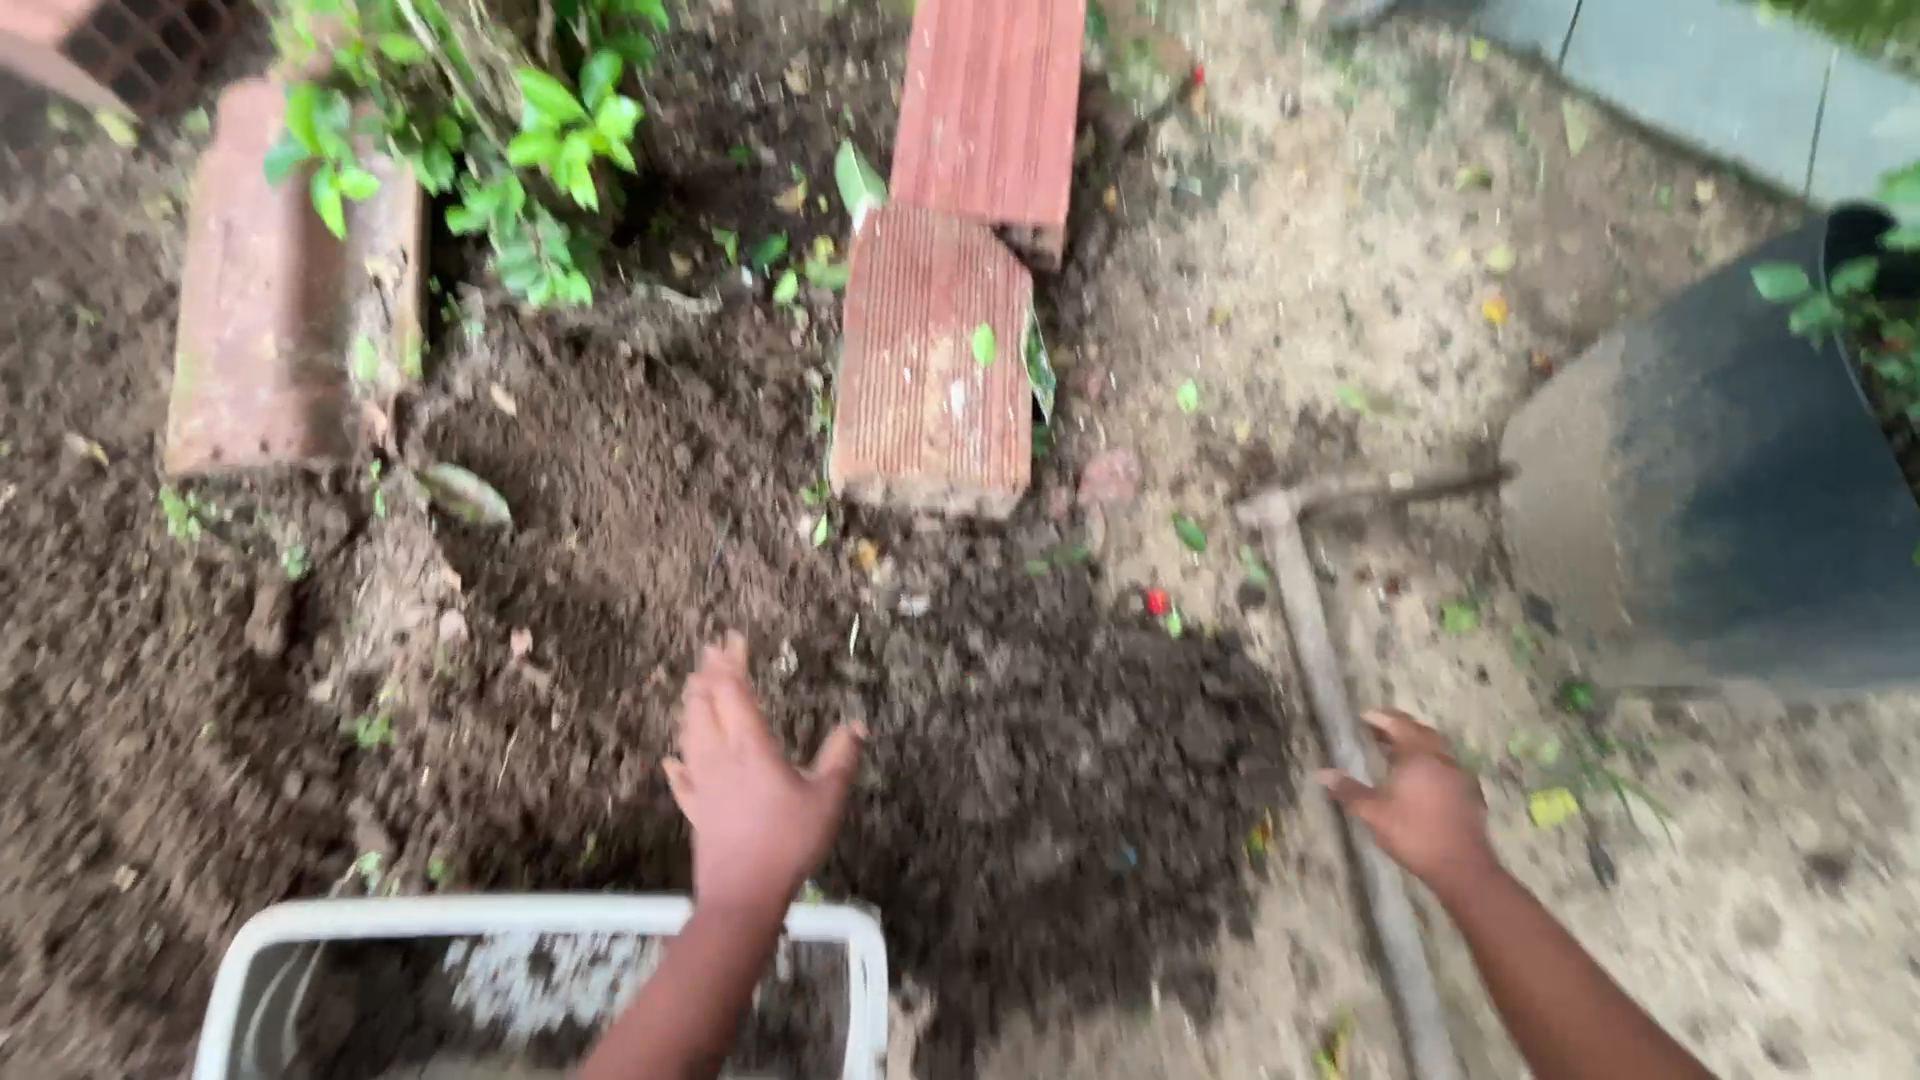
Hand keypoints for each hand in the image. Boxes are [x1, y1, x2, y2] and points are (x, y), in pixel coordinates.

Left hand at [663, 632, 864, 913]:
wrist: (743, 896)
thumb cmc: (788, 842)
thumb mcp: (828, 797)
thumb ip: (842, 757)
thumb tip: (856, 725)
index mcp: (750, 747)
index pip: (734, 691)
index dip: (732, 662)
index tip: (734, 638)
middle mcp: (719, 757)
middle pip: (704, 705)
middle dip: (707, 674)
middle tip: (711, 650)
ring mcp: (702, 784)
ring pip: (688, 733)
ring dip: (691, 704)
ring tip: (694, 687)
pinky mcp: (695, 810)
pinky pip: (681, 778)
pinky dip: (677, 760)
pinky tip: (672, 759)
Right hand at [1320, 708, 1500, 893]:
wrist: (1463, 868)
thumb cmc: (1413, 833)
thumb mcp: (1373, 812)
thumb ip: (1348, 790)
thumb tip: (1322, 774)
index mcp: (1418, 757)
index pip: (1399, 726)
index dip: (1380, 718)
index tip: (1363, 716)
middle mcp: (1442, 760)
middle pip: (1422, 732)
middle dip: (1400, 726)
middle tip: (1378, 728)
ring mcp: (1459, 777)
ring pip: (1437, 749)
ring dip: (1417, 743)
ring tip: (1395, 750)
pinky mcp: (1469, 795)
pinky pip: (1447, 766)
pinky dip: (1430, 762)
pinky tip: (1419, 778)